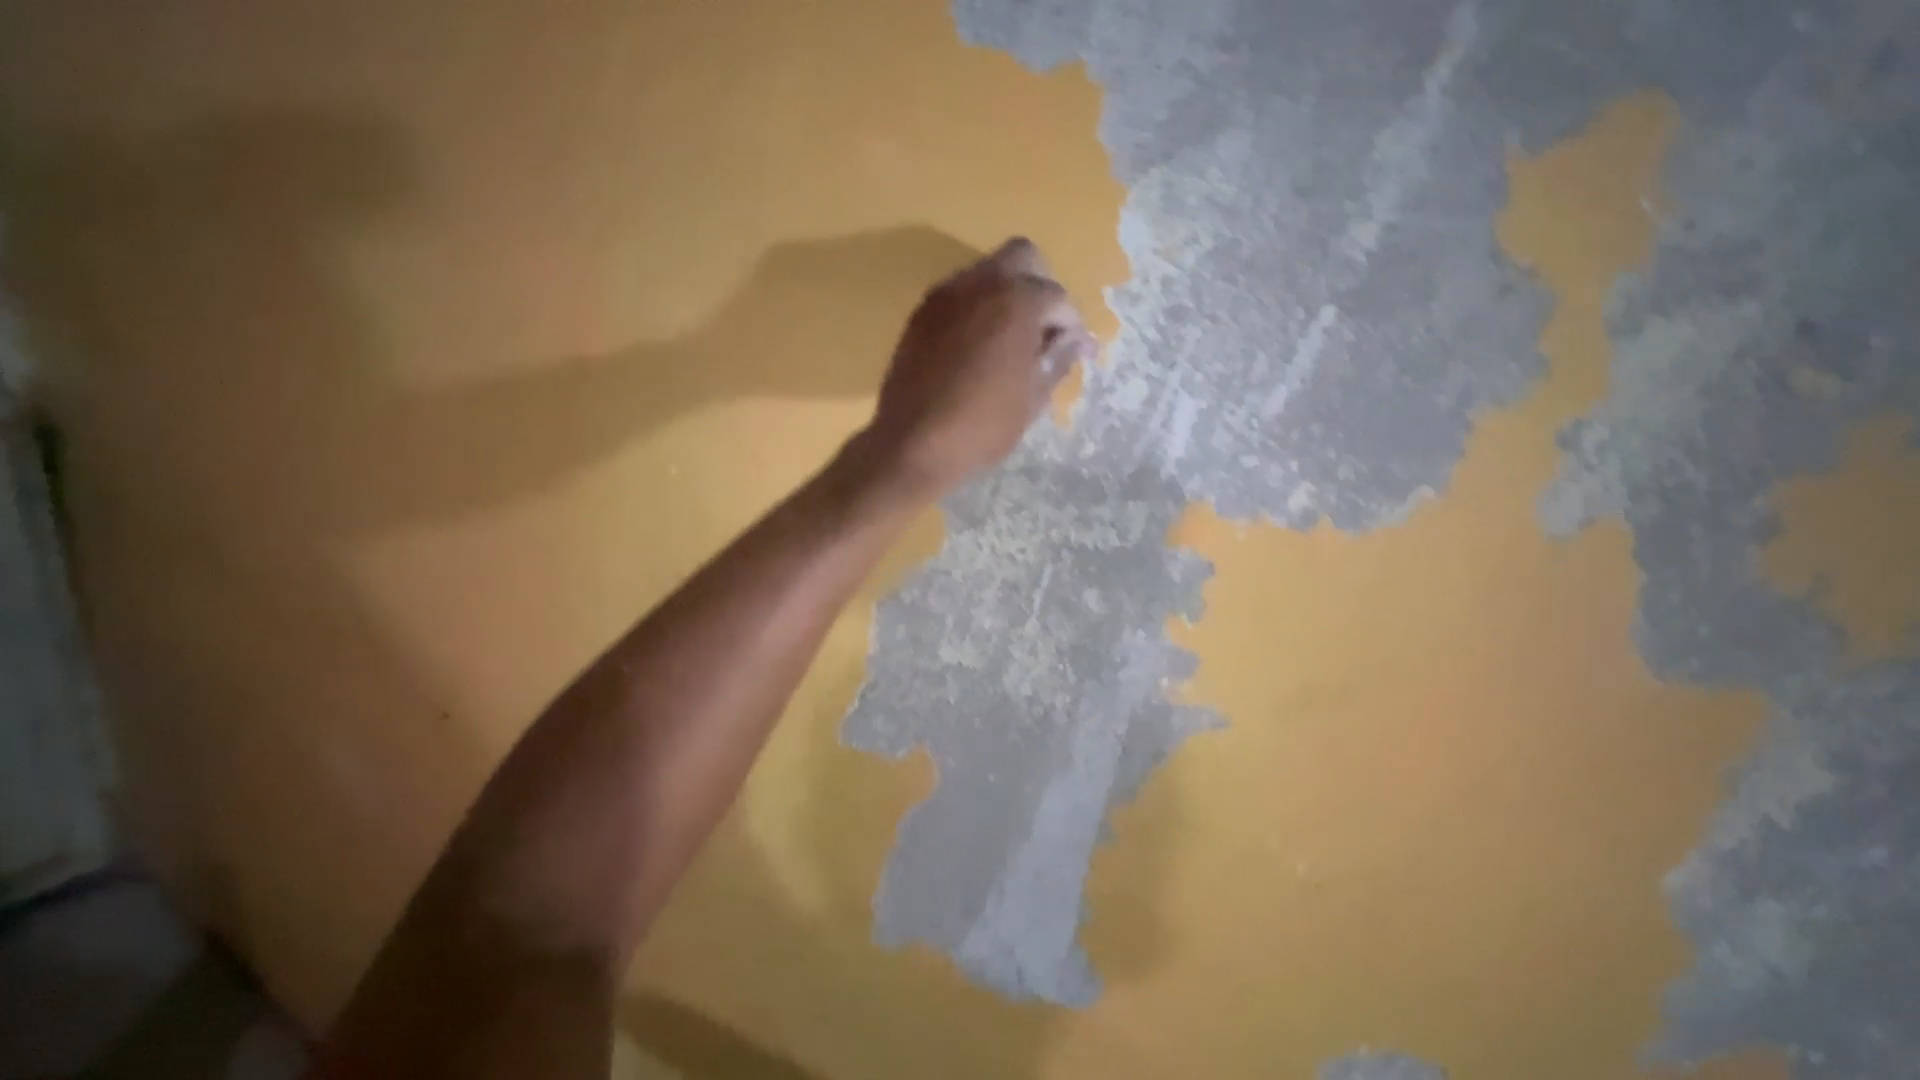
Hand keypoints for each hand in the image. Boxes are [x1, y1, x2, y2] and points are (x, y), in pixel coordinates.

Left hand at [859, 237, 1095, 495]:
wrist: (912, 444)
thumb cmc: (983, 426)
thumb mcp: (1033, 398)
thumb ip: (1058, 359)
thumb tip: (1075, 341)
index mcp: (1017, 301)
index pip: (1057, 296)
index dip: (1071, 324)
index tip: (1075, 350)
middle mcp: (980, 283)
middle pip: (1022, 257)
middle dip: (1040, 286)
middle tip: (1043, 328)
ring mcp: (945, 295)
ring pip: (986, 271)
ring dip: (1005, 294)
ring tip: (1010, 339)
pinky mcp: (921, 314)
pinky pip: (958, 294)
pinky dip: (976, 308)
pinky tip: (979, 346)